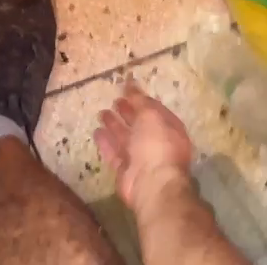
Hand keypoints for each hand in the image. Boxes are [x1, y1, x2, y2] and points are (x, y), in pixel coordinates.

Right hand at [94, 81, 195, 211]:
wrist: (151, 184)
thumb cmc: (156, 145)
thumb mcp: (150, 115)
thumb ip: (139, 99)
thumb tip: (131, 83)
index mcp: (169, 131)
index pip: (155, 111)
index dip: (142, 100)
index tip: (127, 89)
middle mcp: (157, 144)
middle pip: (140, 125)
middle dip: (128, 113)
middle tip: (115, 100)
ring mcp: (141, 159)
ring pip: (126, 138)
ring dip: (114, 126)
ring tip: (102, 113)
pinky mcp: (125, 171)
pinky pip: (114, 152)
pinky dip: (106, 142)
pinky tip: (97, 131)